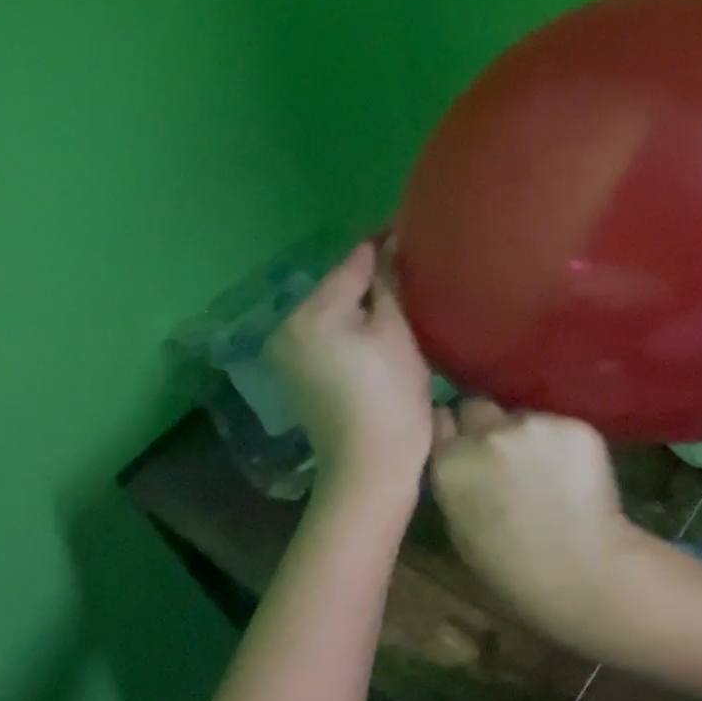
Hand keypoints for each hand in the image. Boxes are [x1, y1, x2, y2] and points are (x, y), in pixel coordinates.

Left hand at [269, 242, 433, 505]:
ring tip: (402, 296)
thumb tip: (391, 242)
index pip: (352, 262)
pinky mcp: (296, 376)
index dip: (383, 244)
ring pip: (332, 311)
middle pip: (338, 287)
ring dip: (362, 302)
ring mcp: (287, 353)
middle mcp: (288, 326)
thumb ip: (390, 282)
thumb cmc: (391, 398)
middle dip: (372, 276)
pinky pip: (326, 335)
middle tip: (414, 266)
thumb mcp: (397, 332)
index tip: (413, 229)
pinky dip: (350, 328)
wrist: (368, 470)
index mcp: (311, 312)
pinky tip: (378, 331)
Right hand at [429, 399, 650, 653]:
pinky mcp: (573, 425)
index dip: (455, 431)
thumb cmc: (514, 571)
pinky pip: (561, 426)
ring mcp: (532, 424)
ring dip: (530, 436)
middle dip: (488, 425)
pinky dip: (565, 444)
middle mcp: (487, 433)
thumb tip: (462, 461)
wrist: (583, 573)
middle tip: (507, 454)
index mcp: (451, 463)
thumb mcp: (462, 529)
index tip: (465, 442)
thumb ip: (456, 482)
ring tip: (548, 472)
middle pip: (479, 407)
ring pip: (524, 417)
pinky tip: (575, 474)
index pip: (442, 419)